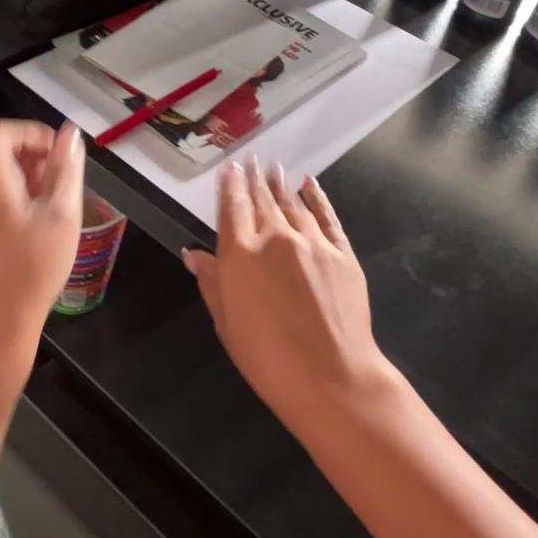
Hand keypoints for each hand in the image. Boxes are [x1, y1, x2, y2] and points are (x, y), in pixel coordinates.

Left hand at [0, 120, 85, 382]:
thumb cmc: (30, 274)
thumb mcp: (61, 217)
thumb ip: (66, 170)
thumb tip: (70, 137)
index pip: (0, 133)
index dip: (33, 133)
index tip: (61, 154)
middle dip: (32, 161)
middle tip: (62, 186)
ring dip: (23, 185)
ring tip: (52, 214)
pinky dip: (10, 207)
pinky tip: (32, 238)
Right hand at [183, 159, 387, 412]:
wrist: (331, 377)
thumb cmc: (267, 359)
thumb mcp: (227, 323)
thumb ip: (213, 283)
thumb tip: (194, 254)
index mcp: (241, 255)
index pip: (232, 208)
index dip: (230, 185)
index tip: (230, 168)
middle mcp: (275, 238)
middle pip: (262, 200)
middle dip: (254, 179)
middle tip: (251, 159)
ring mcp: (313, 243)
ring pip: (293, 204)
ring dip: (281, 184)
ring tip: (274, 168)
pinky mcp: (342, 253)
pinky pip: (326, 216)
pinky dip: (317, 198)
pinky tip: (310, 184)